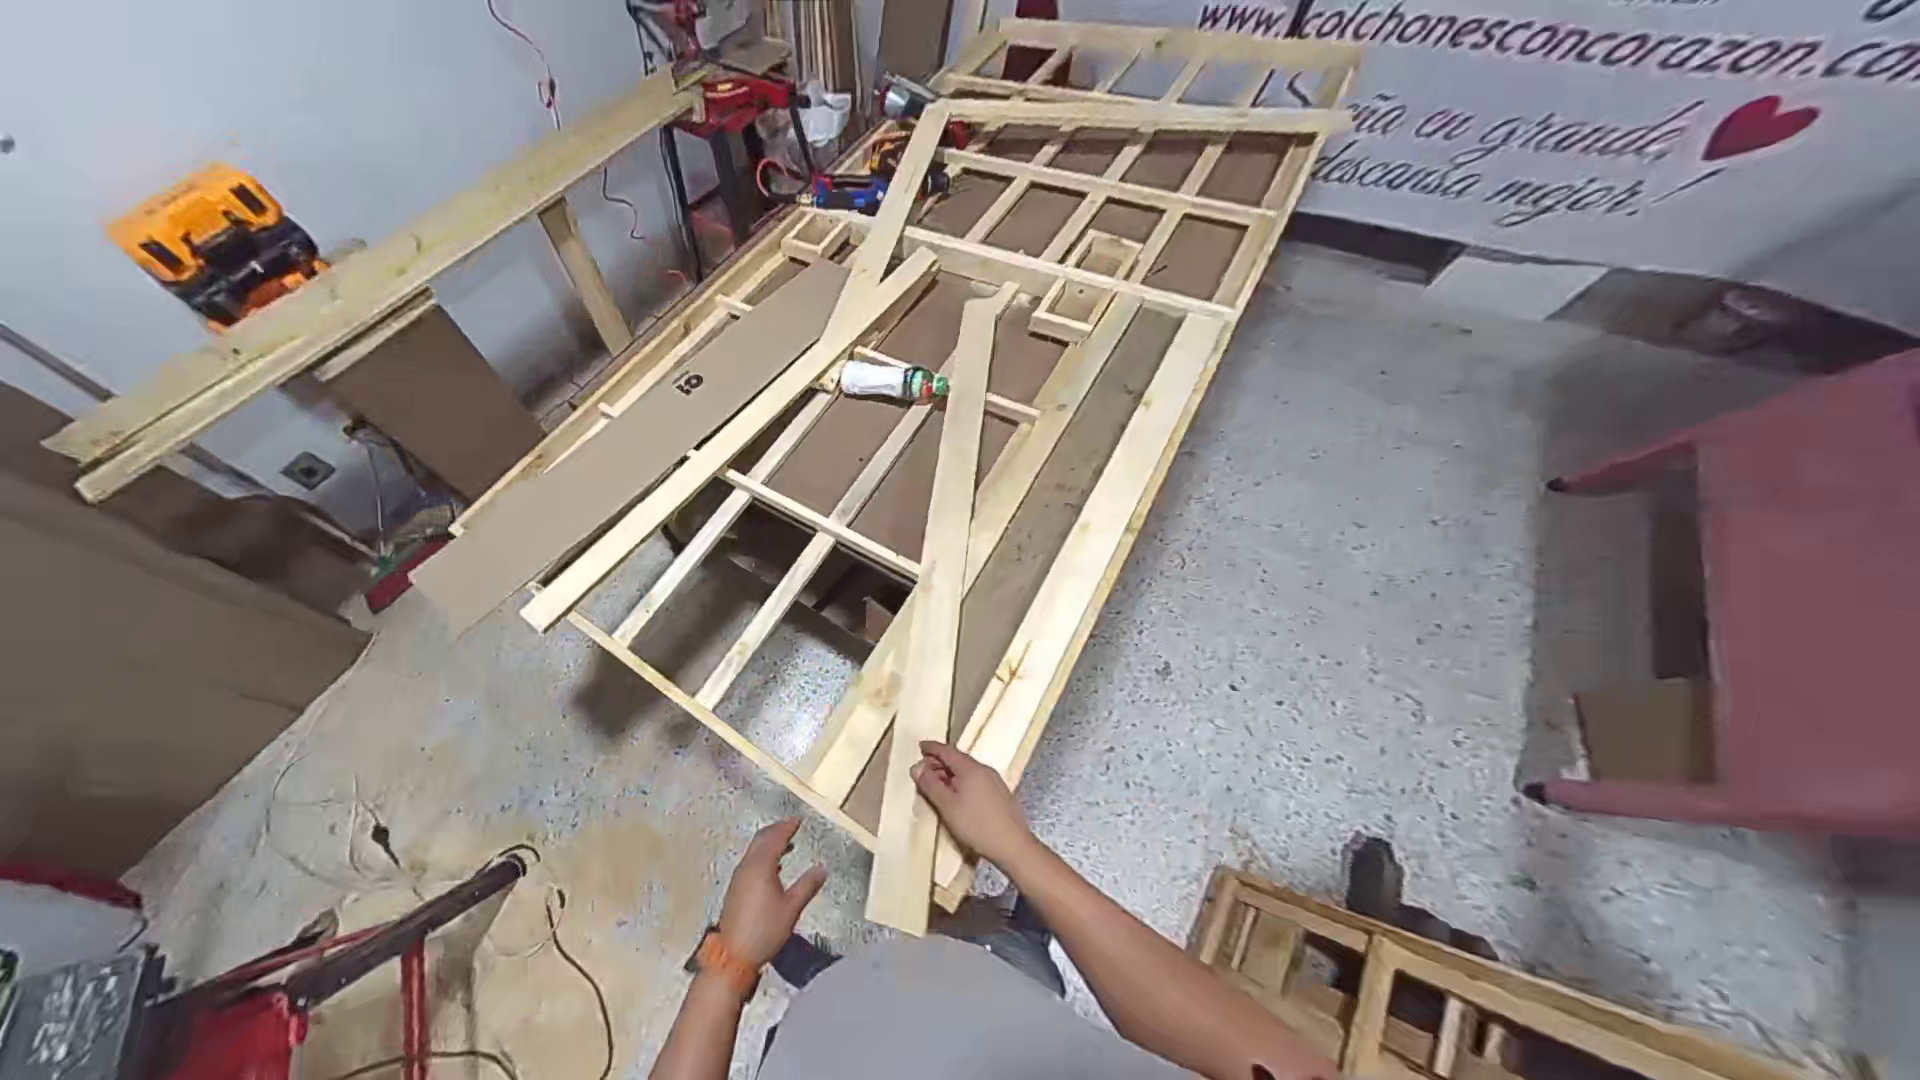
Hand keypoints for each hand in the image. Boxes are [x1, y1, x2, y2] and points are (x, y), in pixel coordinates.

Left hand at [716, 817, 827, 966]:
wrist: (732, 957)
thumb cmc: (764, 930)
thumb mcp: (791, 908)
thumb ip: (807, 885)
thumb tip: (822, 868)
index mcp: (761, 866)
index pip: (775, 838)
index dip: (787, 827)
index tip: (798, 819)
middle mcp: (747, 867)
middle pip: (761, 840)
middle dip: (776, 830)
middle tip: (791, 825)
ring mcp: (739, 878)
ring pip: (754, 850)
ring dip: (769, 842)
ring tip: (786, 842)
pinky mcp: (736, 889)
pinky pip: (751, 861)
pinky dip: (763, 855)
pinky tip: (774, 866)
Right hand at [910, 741, 1036, 866]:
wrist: (1013, 845)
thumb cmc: (976, 825)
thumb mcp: (947, 806)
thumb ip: (930, 785)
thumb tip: (916, 767)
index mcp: (970, 768)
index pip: (947, 750)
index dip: (932, 748)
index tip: (920, 746)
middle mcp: (984, 769)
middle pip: (958, 759)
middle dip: (939, 762)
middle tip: (923, 771)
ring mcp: (994, 781)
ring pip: (967, 770)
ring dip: (950, 774)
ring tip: (937, 785)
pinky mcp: (1000, 793)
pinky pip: (975, 780)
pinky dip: (961, 782)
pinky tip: (957, 796)